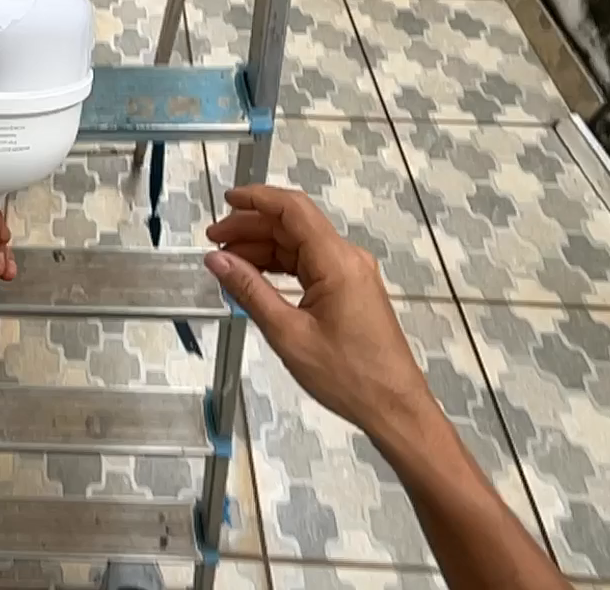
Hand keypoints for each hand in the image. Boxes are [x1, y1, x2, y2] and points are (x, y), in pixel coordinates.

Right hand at [203, 185, 435, 441]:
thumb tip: (215, 259)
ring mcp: (350, 272)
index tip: (225, 200)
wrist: (396, 410)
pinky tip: (253, 276)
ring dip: (261, 246)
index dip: (256, 198)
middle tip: (213, 241)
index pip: (293, 209)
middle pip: (292, 224)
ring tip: (226, 261)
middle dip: (250, 227)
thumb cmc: (346, 375)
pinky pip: (308, 262)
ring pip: (297, 243)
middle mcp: (346, 257)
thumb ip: (249, 290)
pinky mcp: (349, 288)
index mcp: (336, 261)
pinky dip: (278, 264)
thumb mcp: (288, 333)